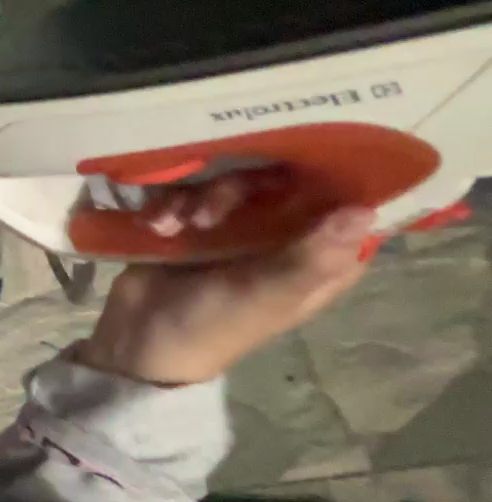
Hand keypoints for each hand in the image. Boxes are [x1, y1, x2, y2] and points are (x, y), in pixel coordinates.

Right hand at [76, 172, 374, 386]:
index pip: (342, 205)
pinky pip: (184, 196)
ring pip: (226, 185)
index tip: (300, 161)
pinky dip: (168, 205)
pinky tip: (156, 225)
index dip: (328, 181)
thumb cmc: (214, 324)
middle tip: (208, 212)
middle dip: (238, 189)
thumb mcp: (268, 295)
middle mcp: (280, 238)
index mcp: (316, 258)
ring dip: (197, 199)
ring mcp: (231, 231)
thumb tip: (360, 210)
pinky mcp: (186, 228)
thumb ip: (311, 257)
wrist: (141, 340)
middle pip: (277, 184)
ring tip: (176, 224)